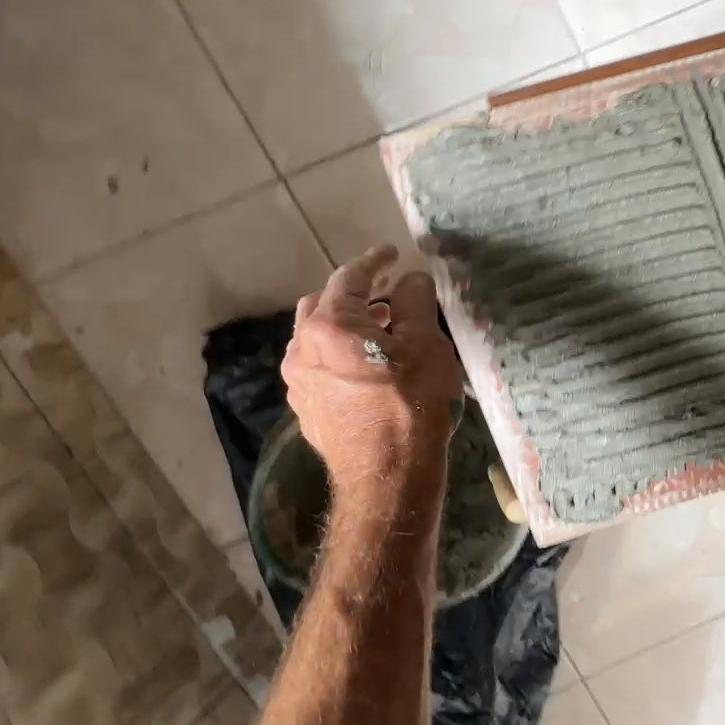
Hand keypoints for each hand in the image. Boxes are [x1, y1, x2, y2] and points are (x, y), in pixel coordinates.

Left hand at [283, 245, 460, 496]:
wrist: (387, 471)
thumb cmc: (411, 401)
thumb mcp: (426, 343)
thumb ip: (415, 302)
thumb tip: (409, 281)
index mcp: (330, 325)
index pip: (350, 278)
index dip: (374, 261)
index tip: (393, 252)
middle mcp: (302, 348)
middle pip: (323, 304)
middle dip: (355, 293)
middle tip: (390, 293)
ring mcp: (299, 380)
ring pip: (319, 336)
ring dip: (349, 324)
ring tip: (385, 330)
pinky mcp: (307, 405)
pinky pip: (321, 363)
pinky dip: (343, 351)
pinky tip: (372, 364)